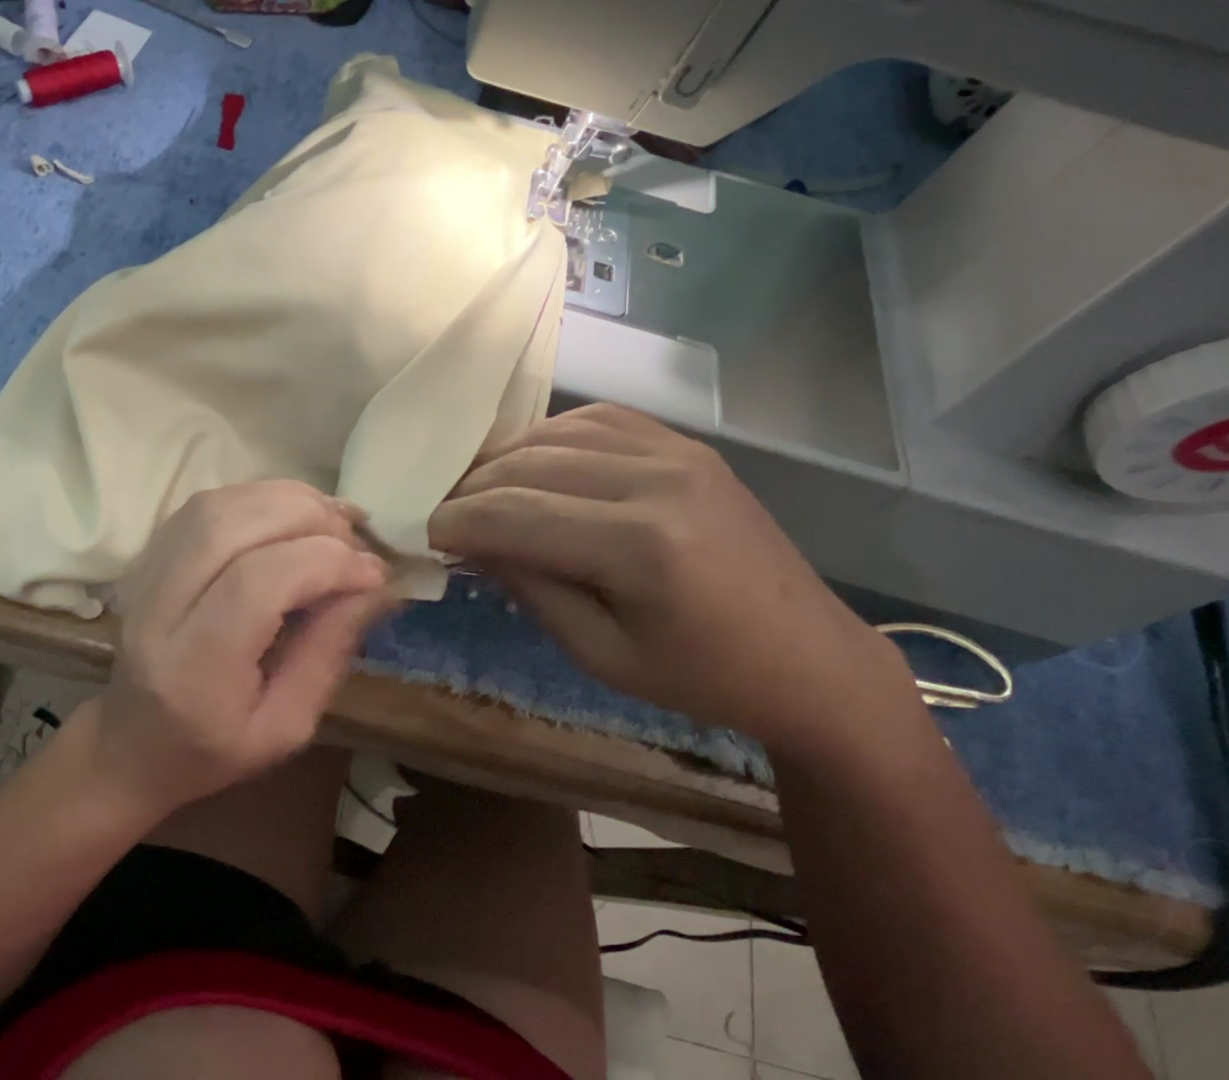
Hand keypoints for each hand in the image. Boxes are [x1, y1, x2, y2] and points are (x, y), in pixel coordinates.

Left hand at [86, 480, 395, 810]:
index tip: (374, 572)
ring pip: (213, 507)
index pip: (256, 585)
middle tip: (356, 538)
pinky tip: (294, 513)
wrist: (132, 746)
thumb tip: (375, 585)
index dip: (324, 563)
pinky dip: (257, 498)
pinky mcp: (144, 560)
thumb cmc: (213, 751)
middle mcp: (157, 613)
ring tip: (334, 519)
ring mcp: (142, 578)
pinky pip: (201, 507)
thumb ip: (327, 654)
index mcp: (193, 671)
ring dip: (284, 499)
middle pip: (228, 529)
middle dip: (307, 518)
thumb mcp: (286, 727)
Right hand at [428, 404, 914, 745]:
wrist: (806, 657)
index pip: (516, 514)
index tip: (422, 534)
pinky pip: (601, 420)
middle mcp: (658, 480)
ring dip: (506, 458)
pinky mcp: (689, 447)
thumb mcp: (600, 653)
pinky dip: (552, 436)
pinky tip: (531, 462)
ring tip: (477, 490)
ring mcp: (679, 453)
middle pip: (530, 465)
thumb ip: (531, 589)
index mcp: (640, 546)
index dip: (457, 521)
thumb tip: (470, 544)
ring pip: (560, 432)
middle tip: (440, 515)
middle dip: (471, 489)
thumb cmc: (701, 677)